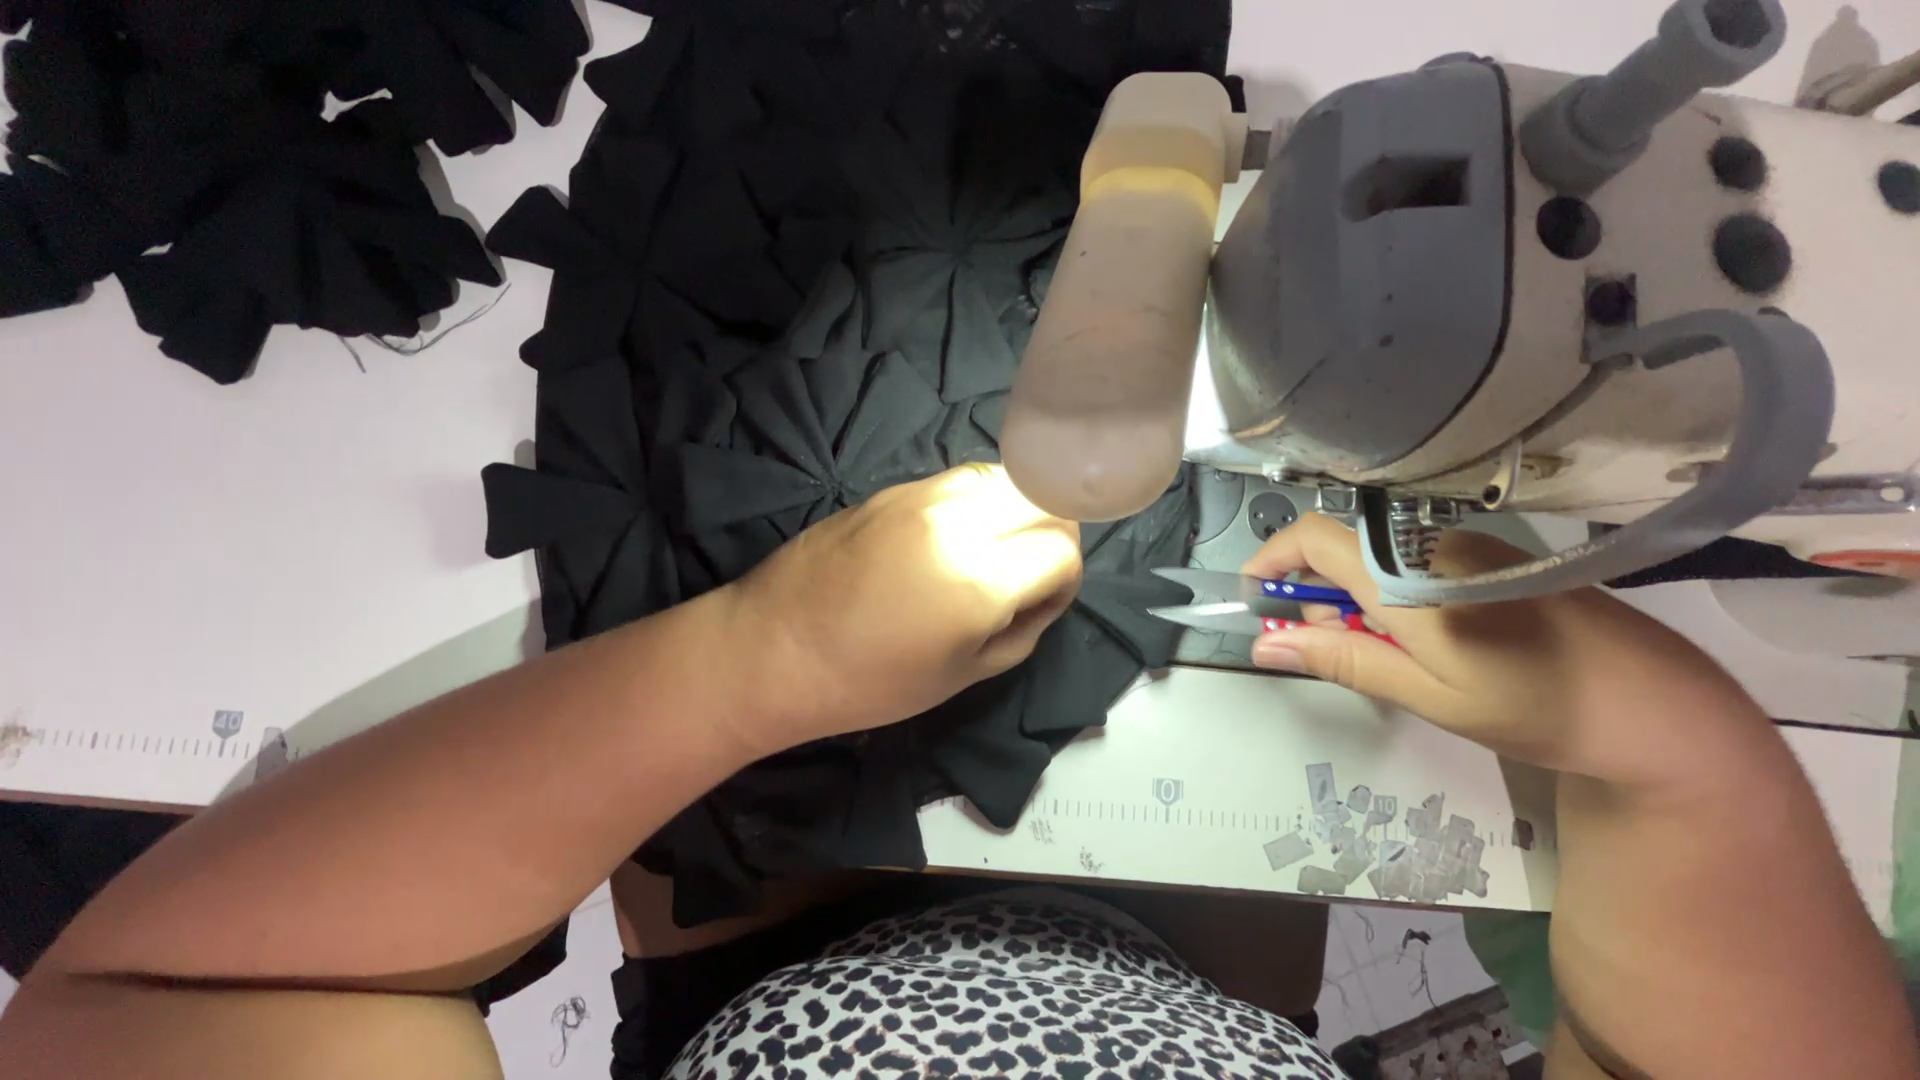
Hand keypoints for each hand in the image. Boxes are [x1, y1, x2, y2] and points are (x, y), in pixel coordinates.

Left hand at [719, 465, 1082, 753]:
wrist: (773, 650)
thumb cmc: (870, 684)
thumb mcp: (965, 675)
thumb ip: (1022, 628)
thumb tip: (1042, 592)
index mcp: (979, 578)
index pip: (1063, 548)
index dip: (1065, 582)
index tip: (1041, 604)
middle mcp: (957, 521)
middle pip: (1044, 497)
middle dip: (1053, 534)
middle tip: (1029, 572)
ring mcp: (921, 495)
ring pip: (1003, 477)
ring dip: (1016, 509)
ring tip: (993, 550)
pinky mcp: (891, 488)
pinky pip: (959, 480)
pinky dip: (977, 502)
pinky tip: (954, 538)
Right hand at [1243, 515, 1774, 786]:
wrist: (1658, 707)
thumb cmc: (1530, 704)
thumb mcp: (1422, 693)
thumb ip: (1339, 659)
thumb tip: (1262, 644)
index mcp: (1406, 575)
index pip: (1312, 536)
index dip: (1272, 559)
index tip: (1257, 602)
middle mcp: (1430, 546)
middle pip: (1340, 549)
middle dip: (1314, 595)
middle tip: (1327, 653)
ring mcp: (1465, 549)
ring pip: (1377, 560)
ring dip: (1355, 602)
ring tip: (1387, 659)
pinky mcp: (1491, 561)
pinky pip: (1415, 565)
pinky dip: (1394, 599)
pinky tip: (1428, 646)